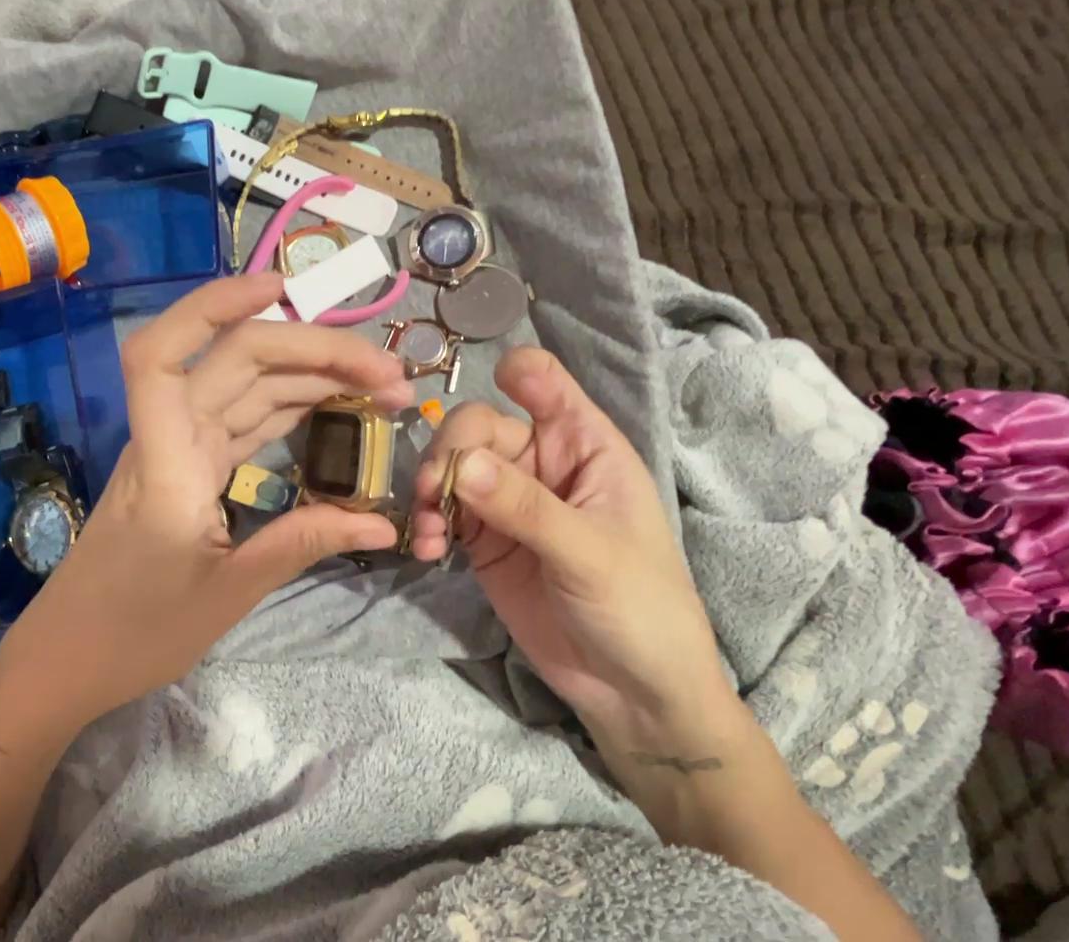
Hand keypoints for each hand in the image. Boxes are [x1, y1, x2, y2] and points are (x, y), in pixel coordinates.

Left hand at [0, 274, 414, 743]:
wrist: (69, 658)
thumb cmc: (134, 632)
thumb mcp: (226, 594)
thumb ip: (301, 545)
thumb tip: (381, 525)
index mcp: (166, 463)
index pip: (162, 356)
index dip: (210, 305)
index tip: (280, 287)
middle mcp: (167, 440)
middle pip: (234, 362)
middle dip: (314, 351)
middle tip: (393, 377)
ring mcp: (175, 453)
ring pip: (242, 389)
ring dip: (308, 378)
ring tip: (381, 390)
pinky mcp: (184, 472)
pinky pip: (239, 422)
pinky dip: (285, 410)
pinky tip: (330, 410)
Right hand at [408, 348, 732, 747]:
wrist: (632, 692)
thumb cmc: (640, 609)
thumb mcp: (590, 554)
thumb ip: (526, 507)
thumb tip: (460, 464)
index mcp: (584, 446)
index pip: (544, 383)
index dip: (512, 376)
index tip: (483, 403)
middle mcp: (541, 464)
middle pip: (478, 426)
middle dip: (448, 453)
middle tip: (435, 495)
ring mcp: (508, 502)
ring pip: (451, 468)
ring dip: (430, 491)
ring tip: (431, 533)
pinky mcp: (483, 540)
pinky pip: (443, 513)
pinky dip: (428, 525)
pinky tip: (429, 552)